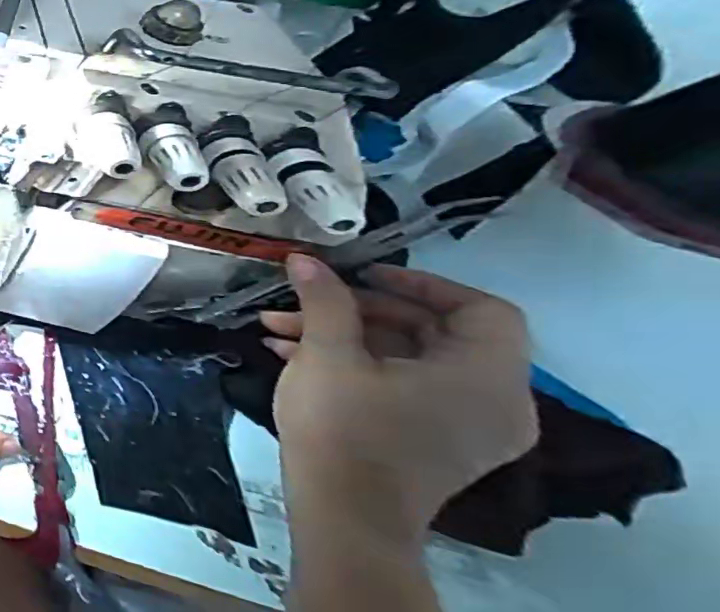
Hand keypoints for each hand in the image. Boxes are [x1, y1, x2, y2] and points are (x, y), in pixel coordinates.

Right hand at [261, 255, 538, 543]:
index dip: (424, 283)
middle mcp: (494, 401)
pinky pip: (404, 381)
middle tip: (304, 300)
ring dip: (342, 332)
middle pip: (435, 329)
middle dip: (358, 307)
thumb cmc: (345, 427)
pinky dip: (354, 360)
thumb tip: (307, 259)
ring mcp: (466, 423)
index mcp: (486, 379)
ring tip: (277, 326)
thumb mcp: (328, 353)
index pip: (484, 310)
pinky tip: (289, 352)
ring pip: (408, 355)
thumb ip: (325, 300)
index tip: (364, 275)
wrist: (344, 512)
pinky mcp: (436, 436)